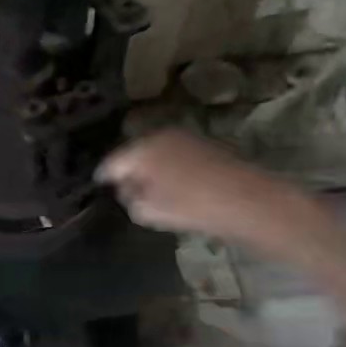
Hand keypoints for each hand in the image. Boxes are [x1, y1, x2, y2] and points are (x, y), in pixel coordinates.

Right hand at [97, 130, 291, 238]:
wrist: (246, 199)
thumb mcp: (147, 211)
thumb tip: (128, 190)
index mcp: (142, 149)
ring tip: (150, 190)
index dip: (103, 176)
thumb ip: (129, 199)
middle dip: (129, 170)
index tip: (99, 185)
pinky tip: (174, 186)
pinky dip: (169, 168)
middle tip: (125, 190)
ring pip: (156, 152)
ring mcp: (184, 137)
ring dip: (150, 168)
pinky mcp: (204, 145)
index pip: (112, 162)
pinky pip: (174, 155)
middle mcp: (160, 136)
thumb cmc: (191, 207)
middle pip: (134, 153)